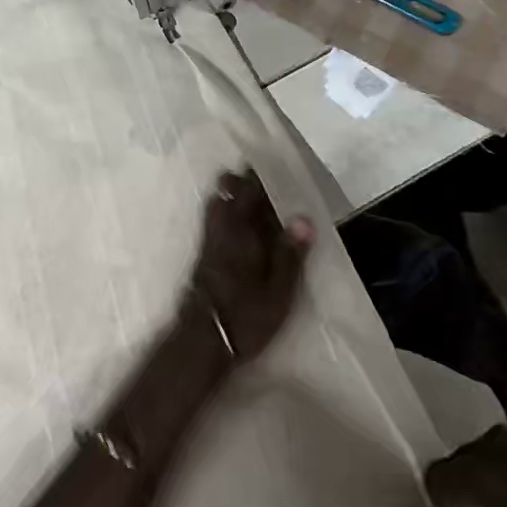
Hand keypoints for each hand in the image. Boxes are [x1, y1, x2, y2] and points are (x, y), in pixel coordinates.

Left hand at [189, 171, 313, 362]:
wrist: (202, 342)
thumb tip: (304, 218)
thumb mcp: (279, 291)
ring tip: (243, 189)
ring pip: (218, 205)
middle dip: (242, 180)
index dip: (261, 178)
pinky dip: (223, 211)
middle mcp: (224, 230)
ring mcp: (210, 242)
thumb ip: (290, 253)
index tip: (271, 165)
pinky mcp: (203, 256)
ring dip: (229, 194)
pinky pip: (214, 220)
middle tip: (256, 172)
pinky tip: (233, 220)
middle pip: (230, 194)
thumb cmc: (246, 316)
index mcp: (245, 232)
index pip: (253, 194)